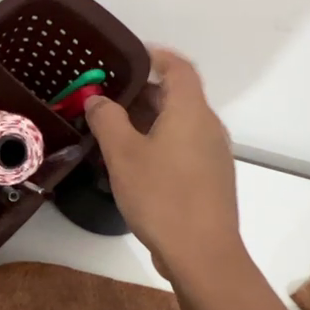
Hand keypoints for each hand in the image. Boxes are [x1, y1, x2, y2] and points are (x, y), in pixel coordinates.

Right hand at [83, 49, 244, 281]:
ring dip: (147, 118)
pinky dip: (158, 141)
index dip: (154, 55)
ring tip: (112, 127)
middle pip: (177, 95)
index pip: (178, 67)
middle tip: (105, 95)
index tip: (125, 56)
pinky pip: (182, 145)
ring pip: (178, 123)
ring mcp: (212, 154)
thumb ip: (108, 120)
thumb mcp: (123, 155)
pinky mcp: (209, 178)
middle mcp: (207, 126)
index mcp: (190, 111)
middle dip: (142, 91)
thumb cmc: (162, 196)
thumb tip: (97, 99)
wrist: (202, 253)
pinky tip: (133, 161)